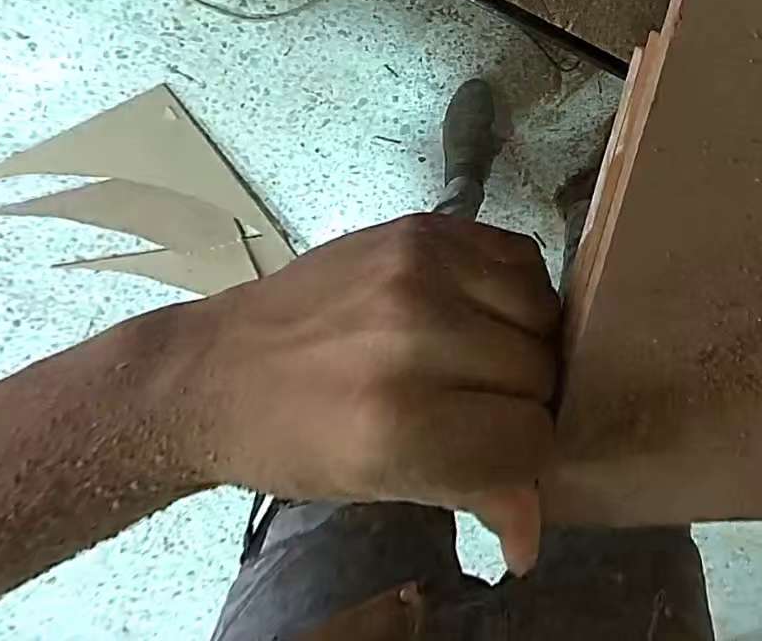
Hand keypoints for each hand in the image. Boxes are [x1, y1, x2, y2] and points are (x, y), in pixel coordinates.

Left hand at [161, 213, 560, 572]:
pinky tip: (487, 304)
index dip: (526, 453)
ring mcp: (423, 268)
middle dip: (527, 397)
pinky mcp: (428, 226)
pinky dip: (520, 288)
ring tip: (492, 350)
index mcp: (396, 423)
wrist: (219, 364)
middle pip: (540, 372)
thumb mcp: (377, 485)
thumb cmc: (295, 439)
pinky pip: (522, 256)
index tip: (506, 450)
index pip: (529, 439)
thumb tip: (536, 535)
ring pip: (542, 311)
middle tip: (493, 400)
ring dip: (529, 338)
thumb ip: (471, 497)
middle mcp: (415, 335)